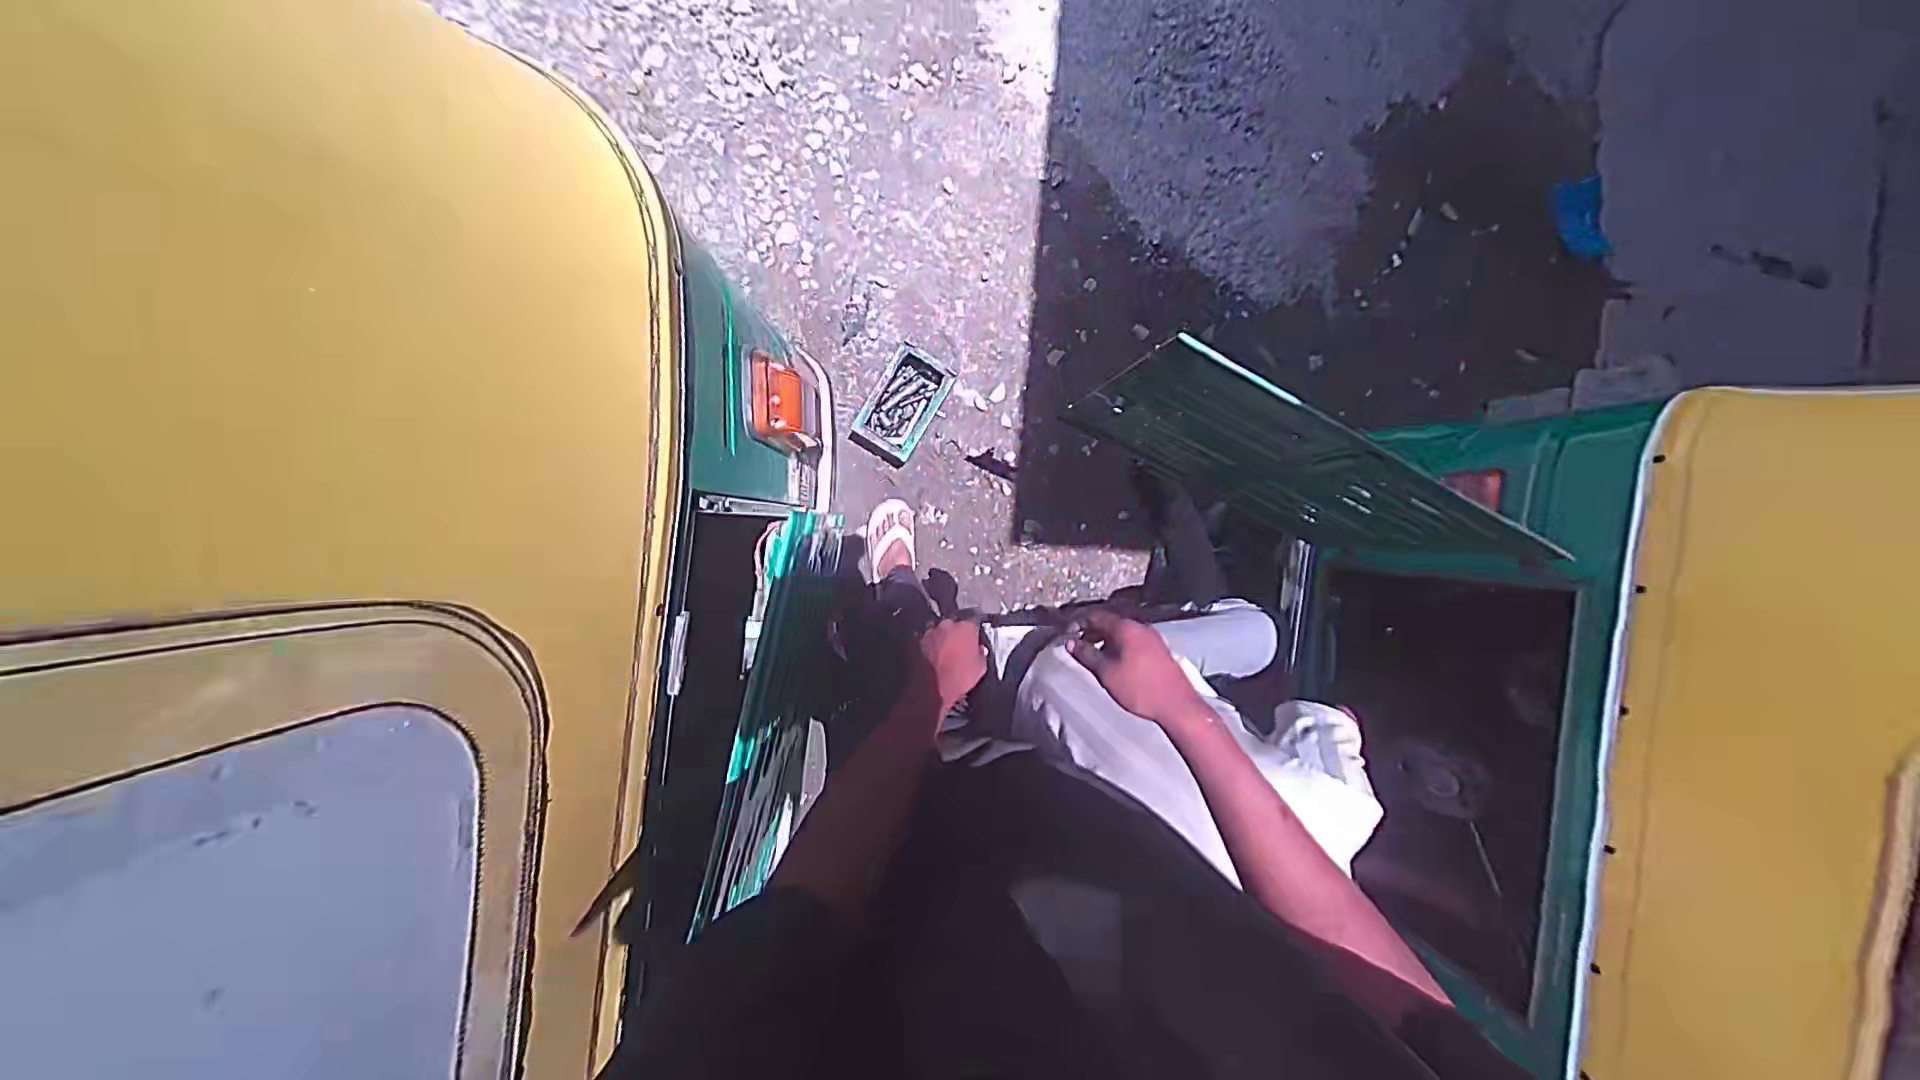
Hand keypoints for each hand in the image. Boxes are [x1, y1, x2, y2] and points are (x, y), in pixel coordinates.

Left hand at [911, 617, 986, 710]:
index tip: (973, 638)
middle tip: (957, 648)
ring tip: (942, 654)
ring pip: (938, 632)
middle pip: (953, 625)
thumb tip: (980, 650)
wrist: (930, 689)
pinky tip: (930, 658)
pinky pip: (925, 640)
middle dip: (955, 634)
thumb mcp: (979, 669)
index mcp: (965, 627)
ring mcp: (929, 631)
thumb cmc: (958, 678)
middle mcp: (947, 624)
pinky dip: (928, 646)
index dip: (973, 631)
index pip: (973, 621)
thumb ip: (981, 654)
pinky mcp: (915, 640)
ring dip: (941, 639)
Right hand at [1068, 609, 1209, 726]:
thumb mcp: (1106, 672)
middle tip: (1080, 647)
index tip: (1069, 635)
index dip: (1079, 623)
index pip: (1096, 616)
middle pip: (1110, 622)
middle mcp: (1141, 627)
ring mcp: (1153, 638)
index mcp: (1126, 628)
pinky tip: (1116, 662)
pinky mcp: (1160, 650)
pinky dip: (1121, 647)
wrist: (1178, 706)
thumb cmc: (1140, 689)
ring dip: (1107, 641)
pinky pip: (1134, 641)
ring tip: (1096, 657)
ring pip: (1123, 632)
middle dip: (1092, 633)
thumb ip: (1087, 654)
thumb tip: (1071, 642)